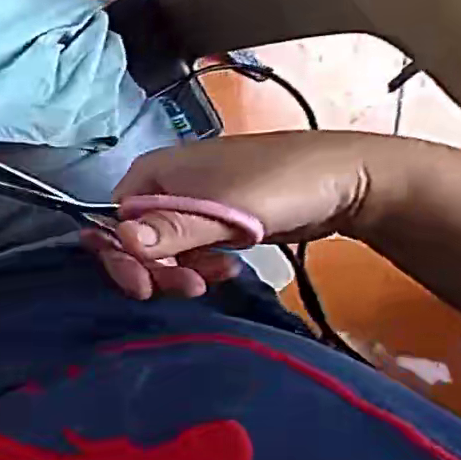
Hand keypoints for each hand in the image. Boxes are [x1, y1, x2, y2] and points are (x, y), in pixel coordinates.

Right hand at [92, 130, 419, 298]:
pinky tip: (225, 269)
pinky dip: (199, 265)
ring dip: (180, 271)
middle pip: (136, 239)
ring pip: (162, 249)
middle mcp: (162, 185)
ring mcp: (188, 202)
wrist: (347, 180)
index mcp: (152, 172)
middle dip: (156, 269)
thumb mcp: (221, 212)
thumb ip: (170, 229)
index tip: (146, 286)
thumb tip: (121, 240)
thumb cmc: (278, 186)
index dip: (122, 257)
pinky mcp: (212, 219)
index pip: (113, 222)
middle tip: (187, 288)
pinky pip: (188, 249)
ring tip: (212, 279)